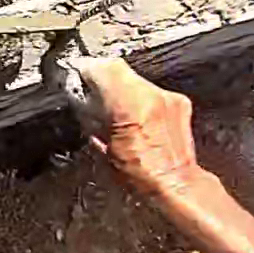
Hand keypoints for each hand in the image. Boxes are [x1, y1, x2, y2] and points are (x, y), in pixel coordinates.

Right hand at [63, 56, 204, 200]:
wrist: (174, 184)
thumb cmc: (139, 175)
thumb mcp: (102, 148)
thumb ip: (91, 117)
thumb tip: (80, 100)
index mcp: (129, 108)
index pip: (103, 68)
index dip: (85, 68)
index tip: (75, 73)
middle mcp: (151, 97)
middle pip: (119, 68)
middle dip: (101, 77)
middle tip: (89, 91)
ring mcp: (167, 98)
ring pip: (134, 78)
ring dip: (119, 87)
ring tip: (111, 108)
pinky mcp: (178, 101)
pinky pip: (150, 90)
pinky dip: (137, 97)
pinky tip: (134, 116)